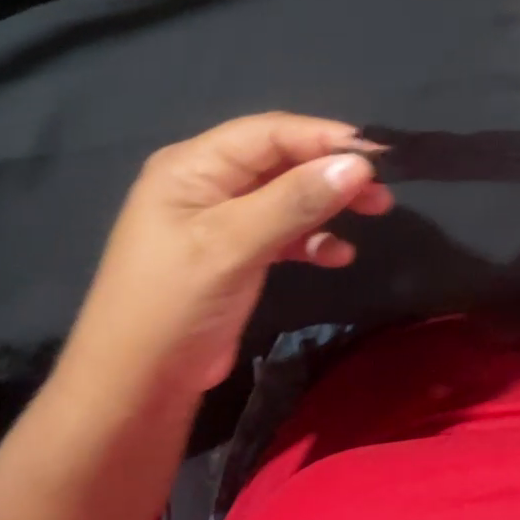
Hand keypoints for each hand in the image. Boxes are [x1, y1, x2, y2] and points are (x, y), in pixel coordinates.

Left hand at [62, 113, 392, 394]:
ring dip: (329, 203)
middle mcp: (207, 183)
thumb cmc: (173, 303)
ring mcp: (222, 220)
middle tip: (382, 187)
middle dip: (332, 170)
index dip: (324, 137)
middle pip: (282, 160)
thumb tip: (359, 164)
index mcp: (193, 166)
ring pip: (288, 195)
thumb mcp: (233, 245)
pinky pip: (284, 232)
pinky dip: (313, 239)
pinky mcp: (237, 254)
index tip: (378, 152)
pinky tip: (338, 255)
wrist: (137, 387)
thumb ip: (295, 201)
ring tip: (377, 212)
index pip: (268, 133)